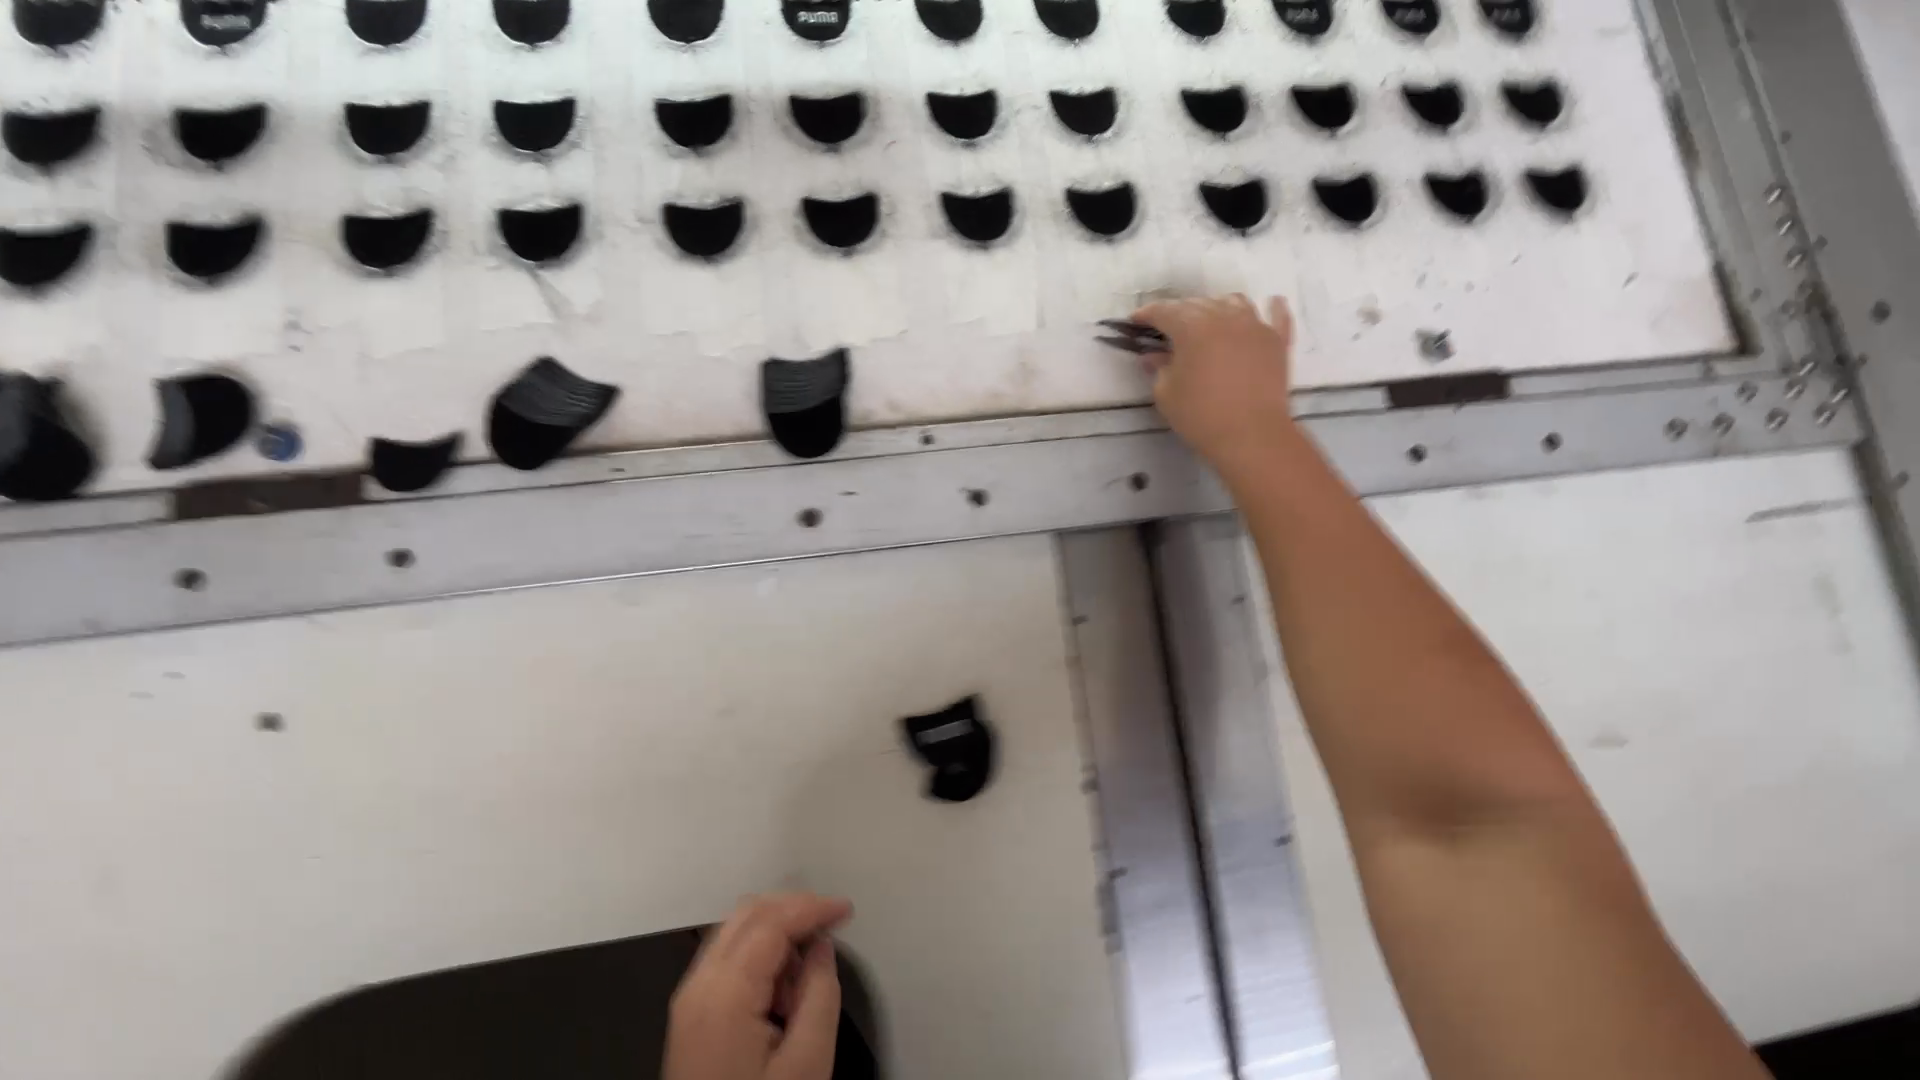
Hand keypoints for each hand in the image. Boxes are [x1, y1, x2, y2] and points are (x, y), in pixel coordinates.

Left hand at [664, 893, 854, 1079]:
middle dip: (793, 909)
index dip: (812, 907)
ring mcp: (689, 1000)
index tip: (848, 909)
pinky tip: (782, 989)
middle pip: (747, 914)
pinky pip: (726, 960)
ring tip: (807, 975)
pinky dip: (759, 955)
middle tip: (832, 925)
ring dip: (776, 933)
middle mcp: (698, 985)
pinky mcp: (690, 1015)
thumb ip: (820, 994)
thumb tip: (822, 947)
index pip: (771, 922)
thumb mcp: (807, 1064)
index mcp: (725, 993)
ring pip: (735, 932)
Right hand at [1132, 294, 1296, 474]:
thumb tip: (1153, 356)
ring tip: (1208, 320)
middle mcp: (1225, 317)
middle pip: (1198, 304)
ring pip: (1234, 302)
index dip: (1147, 314)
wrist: (1251, 436)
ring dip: (1216, 307)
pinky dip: (1273, 308)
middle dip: (1178, 312)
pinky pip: (1278, 316)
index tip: (1135, 320)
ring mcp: (1255, 326)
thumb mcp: (1166, 394)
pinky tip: (1272, 302)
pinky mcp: (1277, 341)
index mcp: (1192, 327)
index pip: (1164, 311)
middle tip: (1166, 329)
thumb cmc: (1201, 416)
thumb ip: (1158, 368)